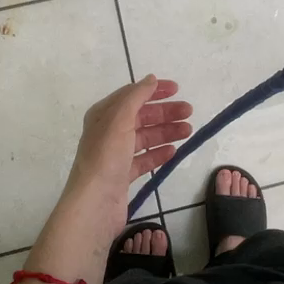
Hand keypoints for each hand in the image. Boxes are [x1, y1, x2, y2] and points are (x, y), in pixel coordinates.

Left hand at [66, 75, 192, 198]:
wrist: (94, 203)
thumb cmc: (106, 156)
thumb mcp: (120, 119)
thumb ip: (136, 96)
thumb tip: (150, 79)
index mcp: (104, 114)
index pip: (132, 95)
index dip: (153, 90)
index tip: (177, 89)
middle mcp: (109, 132)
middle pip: (141, 116)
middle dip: (165, 112)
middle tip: (189, 112)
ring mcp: (116, 154)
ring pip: (145, 137)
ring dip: (166, 132)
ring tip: (188, 131)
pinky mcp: (123, 175)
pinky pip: (144, 159)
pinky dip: (158, 153)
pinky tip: (173, 151)